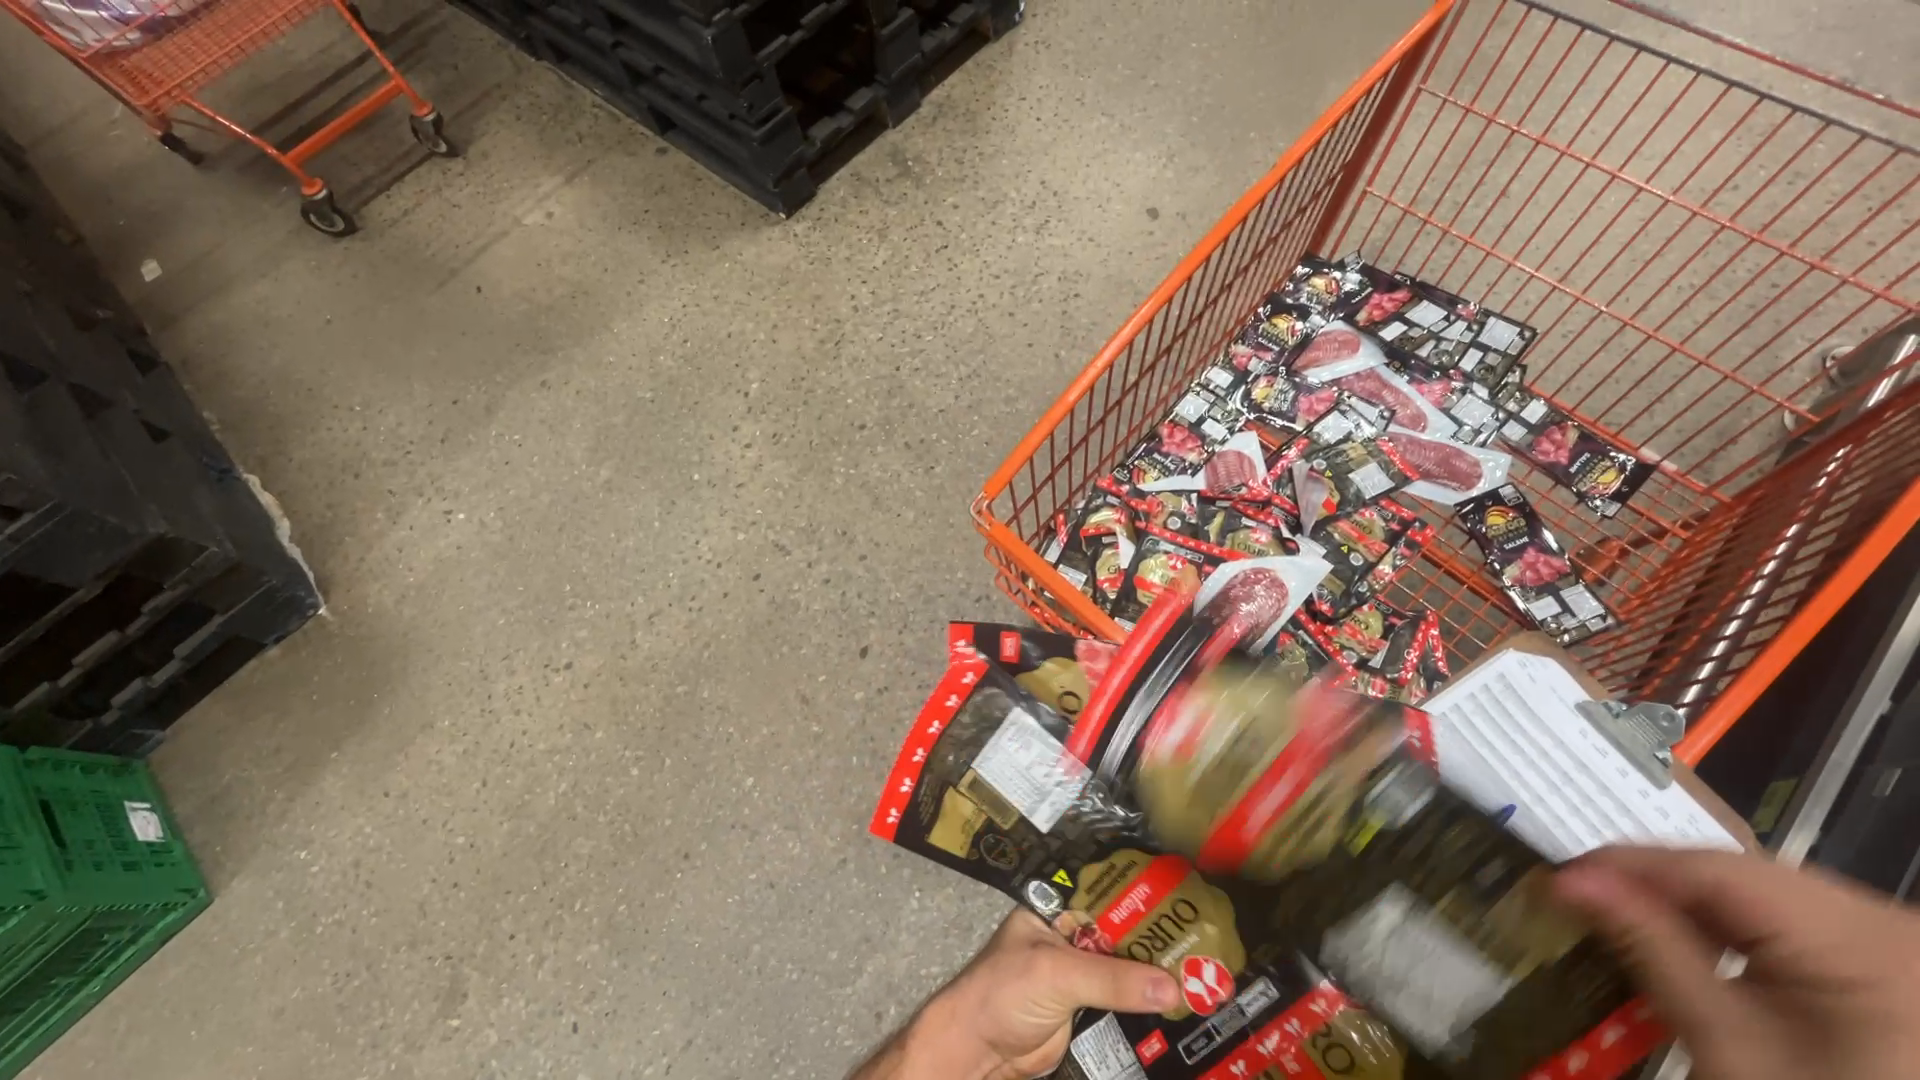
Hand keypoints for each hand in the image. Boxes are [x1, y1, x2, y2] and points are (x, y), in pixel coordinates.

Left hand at [854, 908, 1177, 1079]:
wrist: (977, 1052)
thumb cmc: (1002, 992)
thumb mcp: (1058, 973)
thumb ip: (1112, 979)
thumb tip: (1172, 986)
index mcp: (1056, 911)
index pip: (1107, 894)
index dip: (1144, 899)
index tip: (1187, 903)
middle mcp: (1070, 937)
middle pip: (1123, 934)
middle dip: (1159, 942)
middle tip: (1208, 945)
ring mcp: (1079, 976)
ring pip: (1127, 971)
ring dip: (1159, 977)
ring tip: (1208, 976)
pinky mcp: (1086, 1012)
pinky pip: (1124, 1004)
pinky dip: (1150, 1008)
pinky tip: (1182, 1007)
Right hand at [1552, 847, 1919, 1079]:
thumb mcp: (1722, 1036)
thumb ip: (1648, 946)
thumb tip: (1568, 879)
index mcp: (1863, 939)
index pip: (1716, 869)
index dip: (1628, 864)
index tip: (1560, 876)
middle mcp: (1889, 920)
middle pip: (1741, 875)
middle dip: (1657, 885)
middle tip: (1586, 898)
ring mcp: (1894, 934)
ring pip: (1761, 888)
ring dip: (1690, 902)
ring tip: (1627, 917)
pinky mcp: (1887, 951)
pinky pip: (1793, 913)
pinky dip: (1734, 922)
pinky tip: (1695, 941)